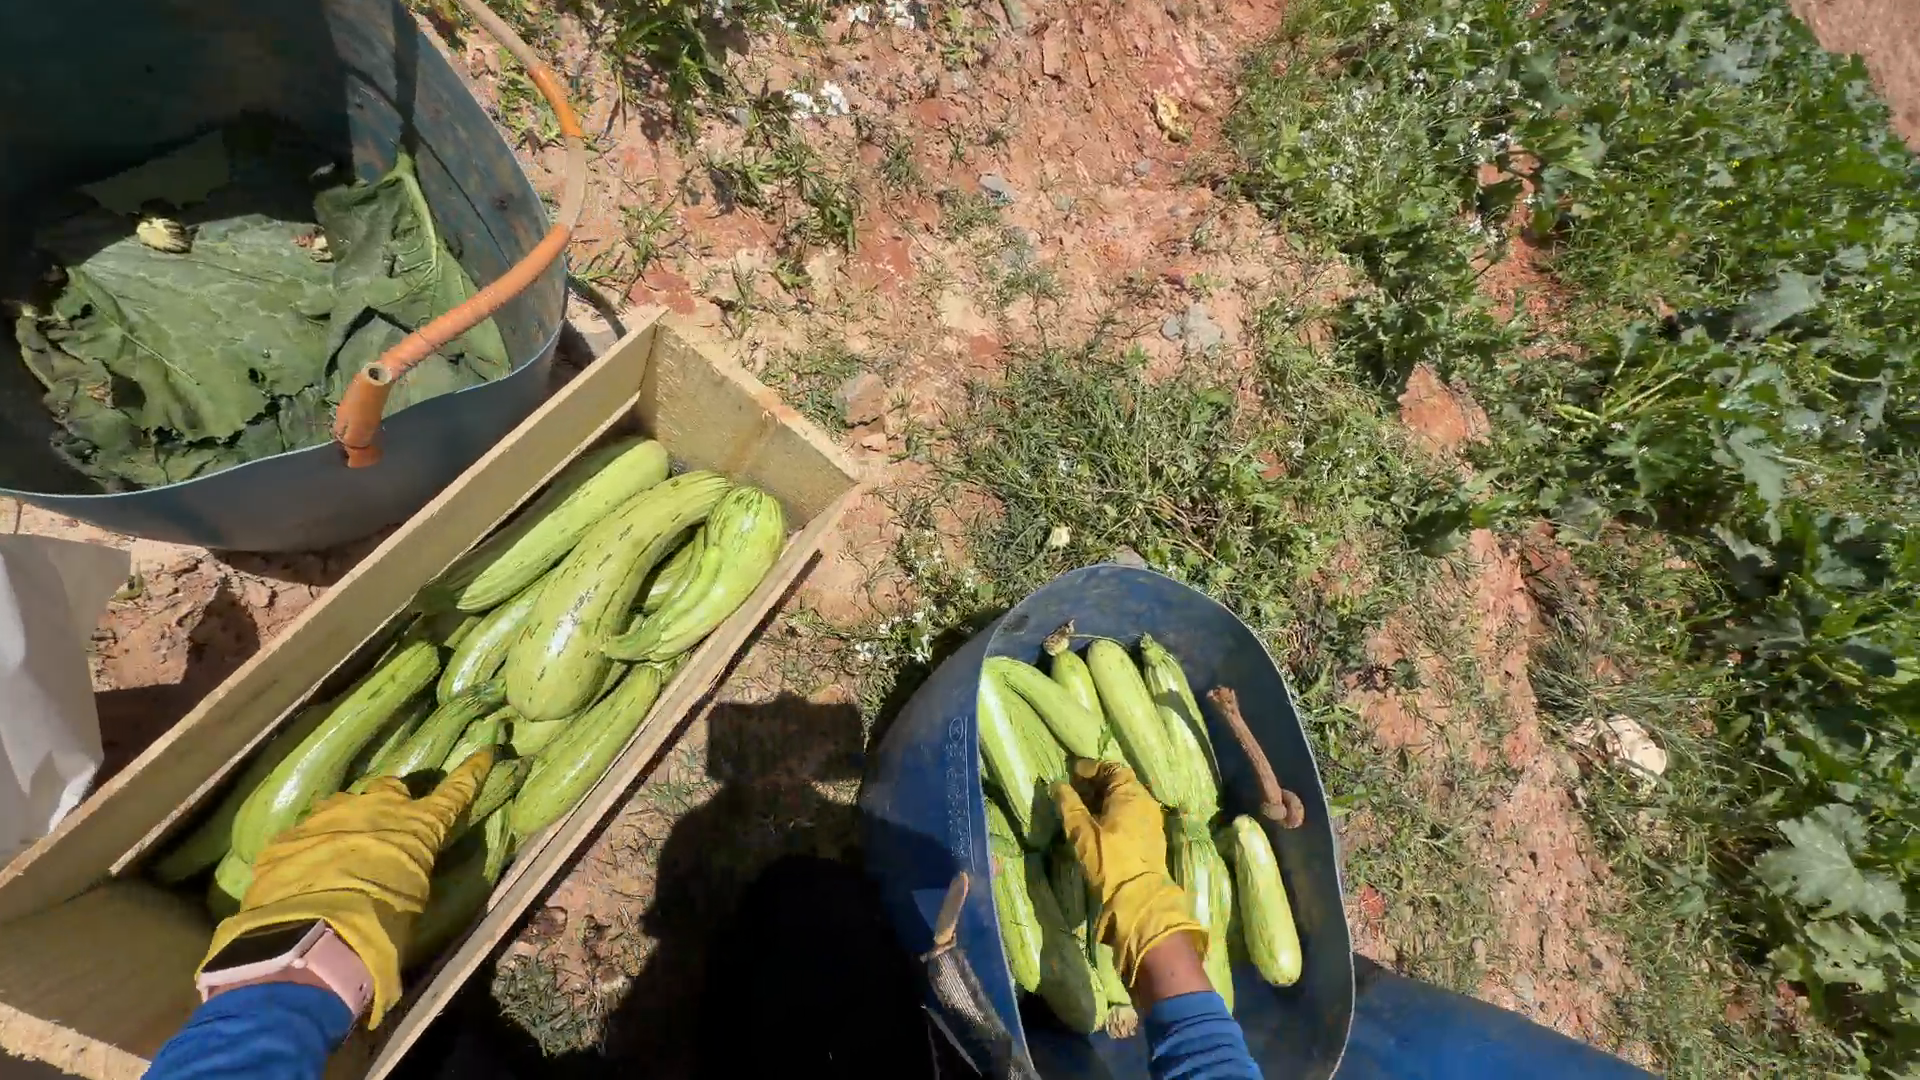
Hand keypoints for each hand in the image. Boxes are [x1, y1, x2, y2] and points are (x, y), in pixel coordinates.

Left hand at [199, 750, 493, 1027]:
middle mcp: (379, 809)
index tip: (485, 753)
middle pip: (388, 787)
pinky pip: (299, 835)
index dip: (471, 771)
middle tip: (382, 821)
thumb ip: (412, 869)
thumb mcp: (415, 892)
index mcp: (422, 822)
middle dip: (386, 800)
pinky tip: (298, 871)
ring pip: (340, 804)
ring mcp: (329, 818)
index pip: (457, 790)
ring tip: (336, 845)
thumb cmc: (384, 915)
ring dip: (343, 819)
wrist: (313, 930)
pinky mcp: (286, 839)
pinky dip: (304, 848)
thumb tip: (407, 872)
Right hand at [1051, 759, 1203, 986]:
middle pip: (1120, 783)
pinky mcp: (1151, 838)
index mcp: (1131, 794)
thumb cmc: (1109, 861)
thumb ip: (1069, 805)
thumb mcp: (1082, 831)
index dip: (1090, 768)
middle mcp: (1145, 802)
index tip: (1072, 774)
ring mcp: (1151, 821)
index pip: (1111, 768)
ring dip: (1105, 800)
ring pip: (1126, 800)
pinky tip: (1099, 825)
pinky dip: (1115, 813)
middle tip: (1075, 790)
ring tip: (1083, 809)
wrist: (1140, 901)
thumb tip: (1057, 785)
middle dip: (1096, 784)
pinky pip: (1132, 815)